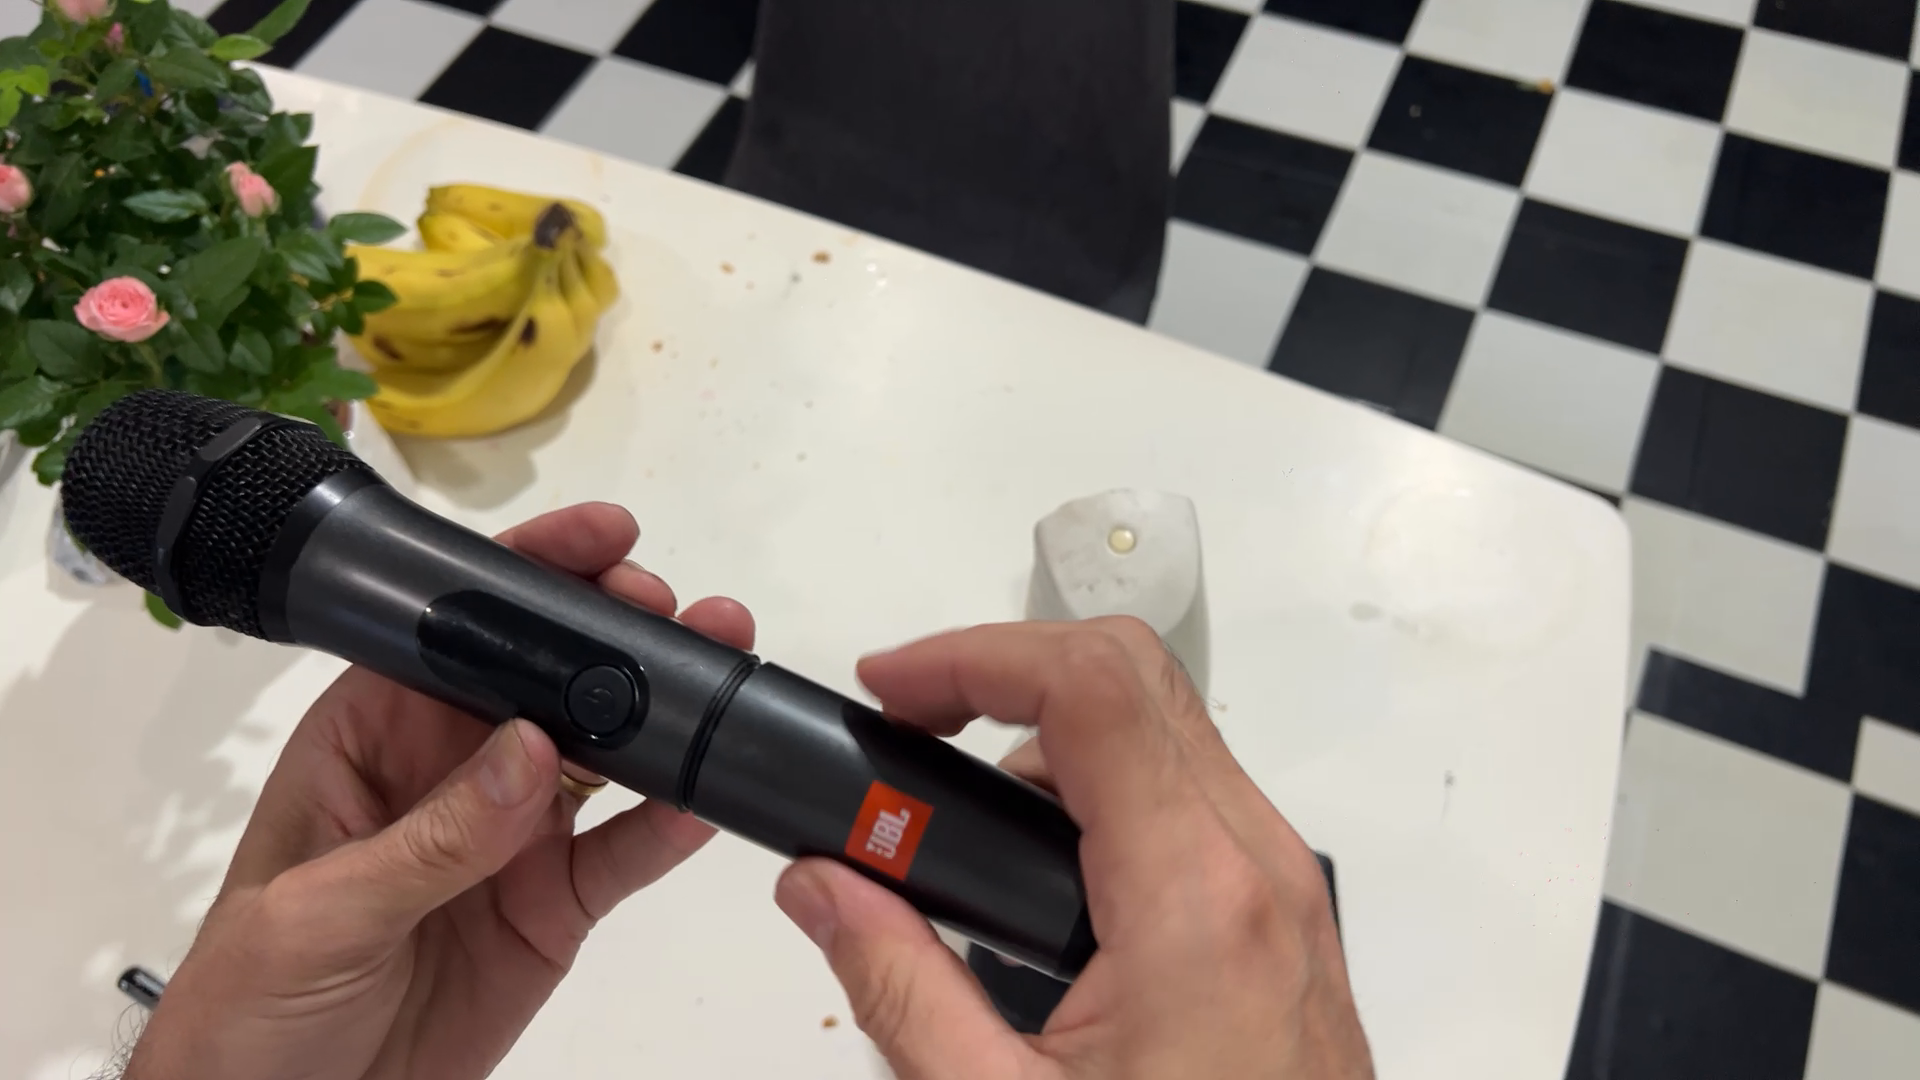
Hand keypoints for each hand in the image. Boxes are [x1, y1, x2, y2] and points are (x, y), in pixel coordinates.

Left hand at [126, 503, 753, 1079]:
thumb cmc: (251, 1012)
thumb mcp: (312, 917)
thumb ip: (427, 836)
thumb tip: (535, 752)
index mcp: (386, 731)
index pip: (465, 629)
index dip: (536, 573)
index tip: (610, 540)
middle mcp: (470, 761)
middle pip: (559, 676)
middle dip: (622, 631)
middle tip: (680, 610)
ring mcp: (528, 826)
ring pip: (612, 748)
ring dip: (671, 712)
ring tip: (728, 673)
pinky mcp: (568, 891)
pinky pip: (630, 847)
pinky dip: (673, 822)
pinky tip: (710, 798)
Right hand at [772, 617, 1372, 1078]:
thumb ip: (897, 988)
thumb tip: (817, 881)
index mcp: (1194, 896)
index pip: (1089, 686)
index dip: (972, 655)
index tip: (887, 685)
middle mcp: (1252, 853)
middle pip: (1127, 668)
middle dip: (1000, 663)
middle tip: (909, 716)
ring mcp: (1271, 869)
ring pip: (1151, 712)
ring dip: (1042, 708)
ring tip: (954, 778)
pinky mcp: (1269, 893)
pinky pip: (1172, 771)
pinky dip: (1085, 760)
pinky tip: (1028, 836)